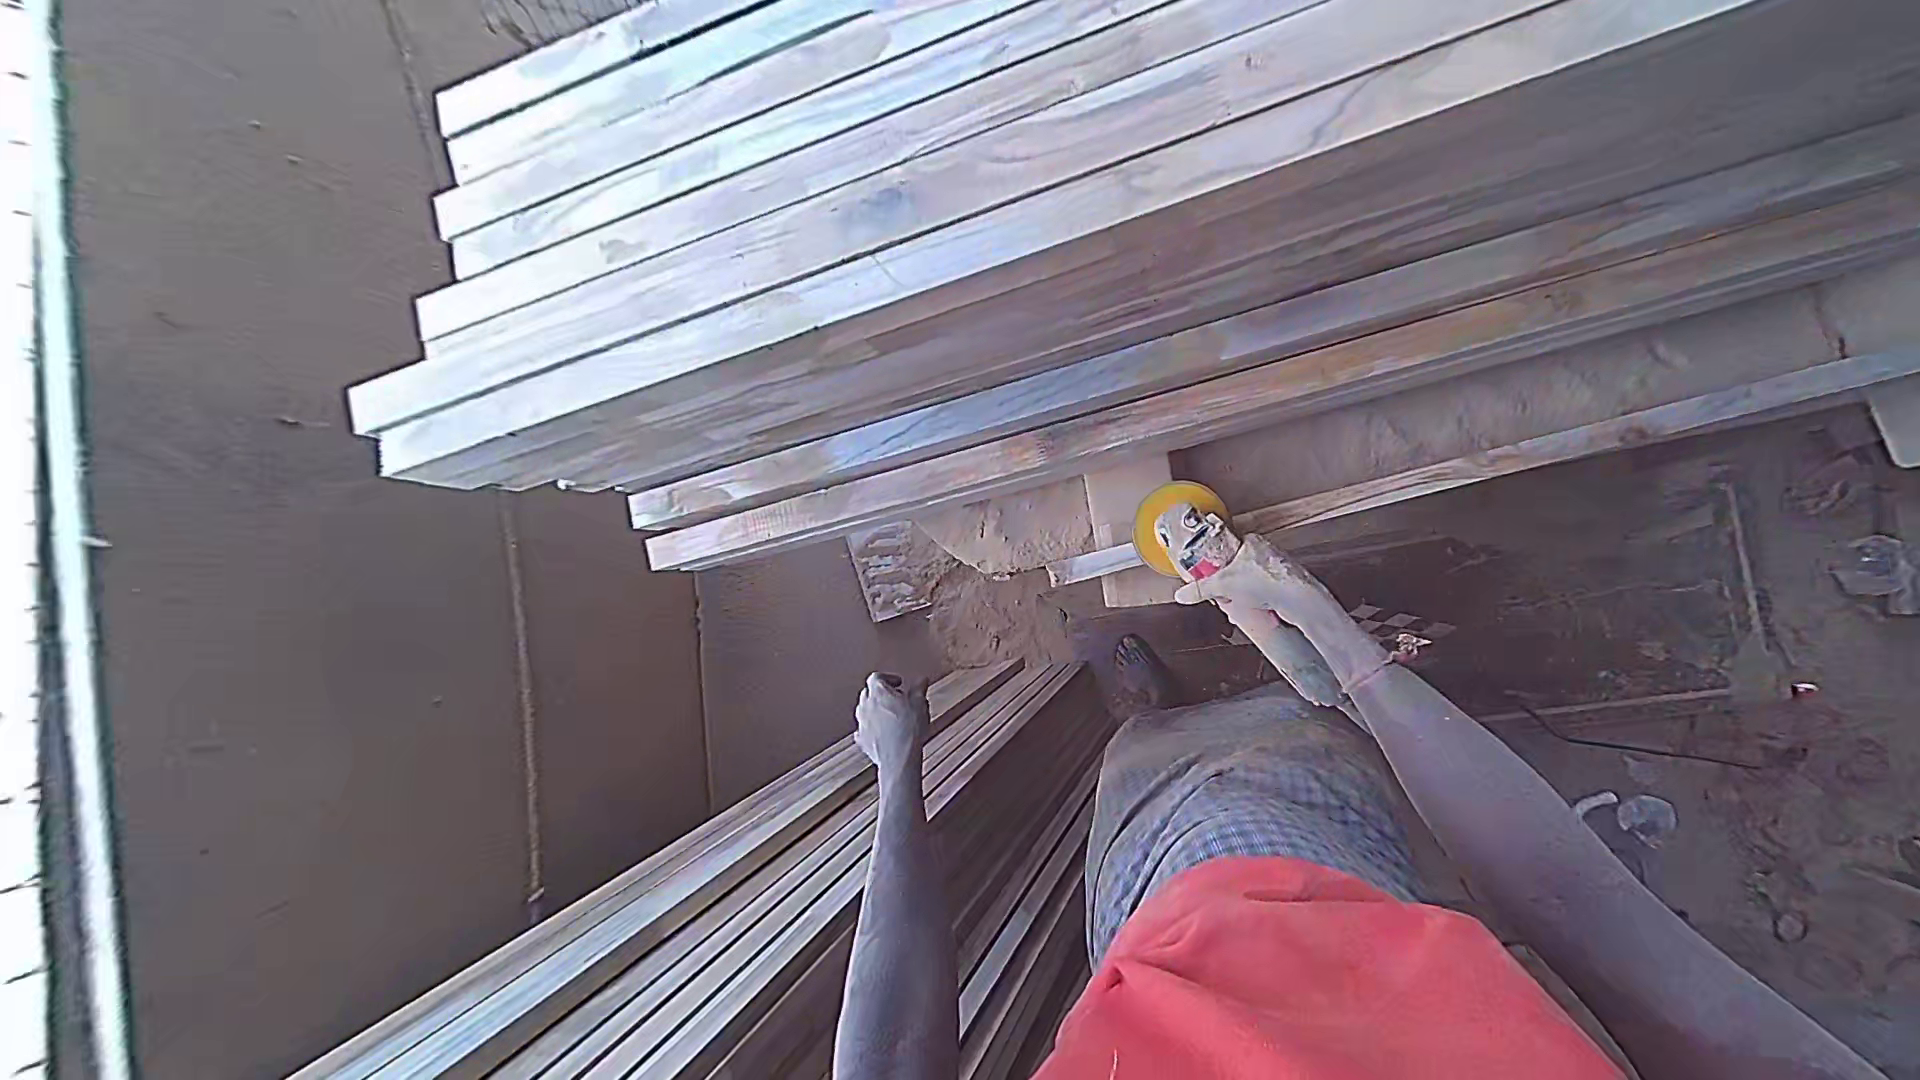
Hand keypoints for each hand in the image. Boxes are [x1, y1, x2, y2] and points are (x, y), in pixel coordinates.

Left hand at [855, 673, 926, 776]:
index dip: (888, 678)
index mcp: (878, 691)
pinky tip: (883, 732)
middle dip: (881, 693)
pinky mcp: (862, 739)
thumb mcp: (920, 703)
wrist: (899, 757)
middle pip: (869, 692)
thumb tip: (922, 681)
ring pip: (865, 710)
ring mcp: (862, 723)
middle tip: (896, 698)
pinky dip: (872, 728)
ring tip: (892, 716)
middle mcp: (866, 705)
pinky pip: (864, 729)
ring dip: (876, 710)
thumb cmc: (908, 729)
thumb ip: (919, 688)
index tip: (898, 683)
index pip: (877, 677)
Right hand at [1173, 532, 1346, 628]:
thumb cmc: (1269, 582)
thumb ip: (1199, 589)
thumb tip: (1182, 594)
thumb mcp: (1223, 585)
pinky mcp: (1286, 583)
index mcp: (1251, 541)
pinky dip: (1259, 599)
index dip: (1217, 562)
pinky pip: (1265, 590)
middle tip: (1223, 592)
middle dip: (1230, 582)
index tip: (1210, 573)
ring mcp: (1278, 567)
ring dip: (1244, 593)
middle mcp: (1267, 551)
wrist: (1300, 601)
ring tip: (1239, 603)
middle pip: (1238, 566)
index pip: (1226, 548)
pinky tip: (1254, 608)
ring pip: (1252, 579)